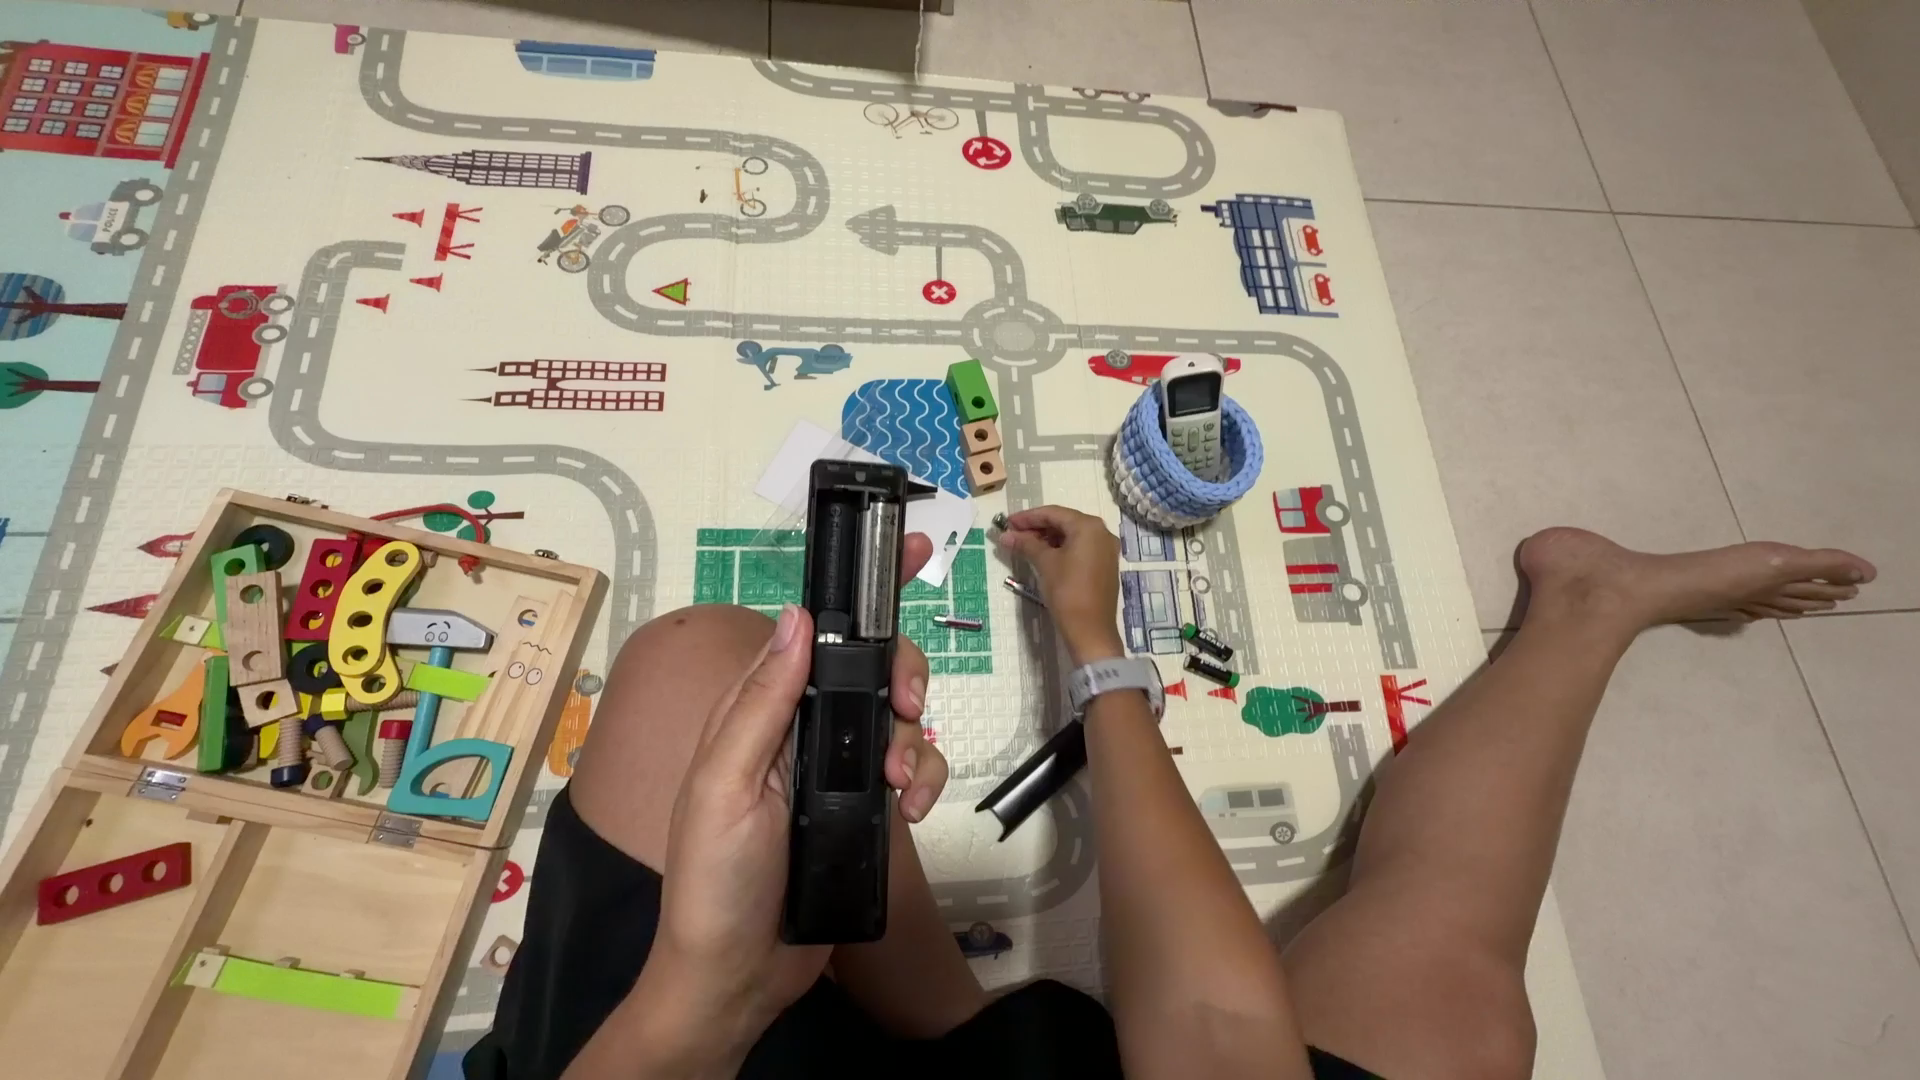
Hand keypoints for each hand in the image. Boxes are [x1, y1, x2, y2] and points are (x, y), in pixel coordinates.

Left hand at [645, 536, 949, 1050]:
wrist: (741, 974)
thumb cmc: (717, 875)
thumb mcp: (727, 782)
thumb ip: (762, 700)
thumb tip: (799, 615)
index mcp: (764, 706)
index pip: (816, 631)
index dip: (861, 590)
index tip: (906, 551)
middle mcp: (807, 724)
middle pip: (875, 666)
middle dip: (904, 674)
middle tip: (910, 704)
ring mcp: (841, 764)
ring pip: (902, 715)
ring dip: (916, 737)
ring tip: (901, 782)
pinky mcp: (869, 802)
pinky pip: (915, 768)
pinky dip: (925, 778)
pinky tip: (911, 808)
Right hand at [996, 506, 1124, 664]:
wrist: (1090, 630)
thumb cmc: (1067, 591)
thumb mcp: (1045, 564)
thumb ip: (1026, 544)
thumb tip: (1005, 535)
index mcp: (1089, 526)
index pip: (1053, 513)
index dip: (1028, 517)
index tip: (1007, 523)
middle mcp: (1102, 532)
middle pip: (1064, 522)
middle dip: (1037, 527)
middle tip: (1013, 535)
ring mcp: (1106, 550)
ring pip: (1072, 536)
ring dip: (1047, 539)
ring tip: (1024, 546)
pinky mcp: (1104, 565)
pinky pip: (1080, 549)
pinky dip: (1061, 549)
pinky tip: (1043, 556)